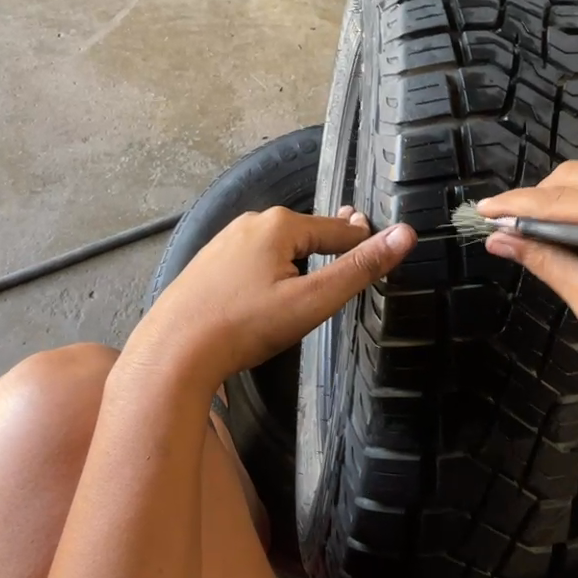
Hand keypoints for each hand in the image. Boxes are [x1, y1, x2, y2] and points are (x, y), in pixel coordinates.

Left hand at [130, 205, 415, 390]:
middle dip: (330, 241)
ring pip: (277, 244)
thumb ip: (359, 268)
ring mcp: (224, 242)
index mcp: (279, 225)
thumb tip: (406, 234)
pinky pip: (252, 258)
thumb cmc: (245, 327)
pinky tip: (272, 283)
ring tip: (318, 265)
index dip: (362, 241)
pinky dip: (271, 266)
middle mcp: (250, 223)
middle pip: (306, 232)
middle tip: (354, 247)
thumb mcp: (312, 301)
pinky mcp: (206, 265)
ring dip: (299, 253)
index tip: (381, 245)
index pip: (337, 229)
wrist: (171, 354)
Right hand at [478, 162, 577, 397]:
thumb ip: (548, 263)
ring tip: (531, 232)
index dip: (516, 205)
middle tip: (503, 227)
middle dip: (536, 199)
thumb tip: (498, 239)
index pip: (562, 201)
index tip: (480, 212)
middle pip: (576, 178)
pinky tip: (569, 232)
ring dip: (559, 201)